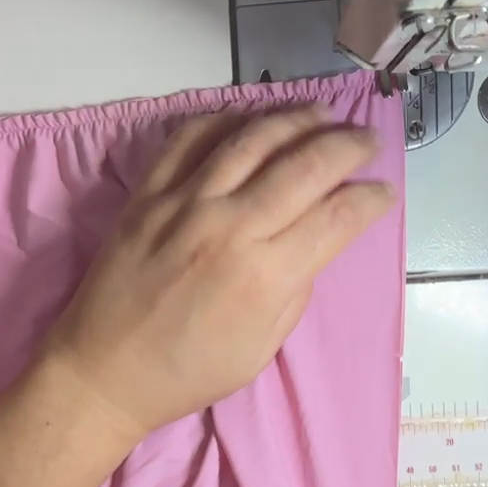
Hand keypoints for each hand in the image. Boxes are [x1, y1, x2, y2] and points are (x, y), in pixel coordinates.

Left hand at [43, 105, 393, 435]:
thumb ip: (294, 291)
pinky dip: (226, 119)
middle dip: (349, 146)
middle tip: (367, 141)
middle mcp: (231, 227)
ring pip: (254, 138)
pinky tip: (251, 120)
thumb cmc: (187, 374)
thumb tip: (312, 244)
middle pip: (306, 165)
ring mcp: (185, 203)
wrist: (104, 372)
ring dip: (297, 119)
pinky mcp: (148, 193)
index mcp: (266, 276)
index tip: (383, 192)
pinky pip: (191, 137)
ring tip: (322, 113)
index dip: (370, 198)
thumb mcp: (260, 350)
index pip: (338, 217)